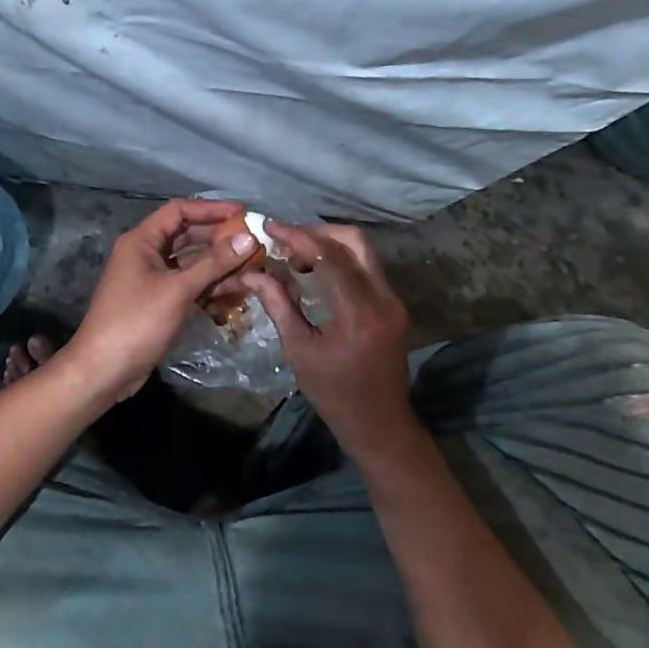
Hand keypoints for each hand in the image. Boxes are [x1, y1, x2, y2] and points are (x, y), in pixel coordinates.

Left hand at [63, 199, 258, 399]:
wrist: (104, 371)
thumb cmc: (137, 321)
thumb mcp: (178, 289)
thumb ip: (214, 262)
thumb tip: (248, 238)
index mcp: (142, 241)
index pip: (179, 210)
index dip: (211, 208)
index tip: (242, 212)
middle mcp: (146, 253)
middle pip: (187, 233)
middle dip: (219, 235)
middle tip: (252, 238)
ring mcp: (152, 277)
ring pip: (190, 259)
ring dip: (218, 260)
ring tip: (250, 261)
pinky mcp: (159, 299)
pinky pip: (189, 281)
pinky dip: (209, 281)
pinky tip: (234, 286)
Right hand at [243, 222, 413, 453]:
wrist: (379, 421)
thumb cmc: (332, 393)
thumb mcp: (299, 351)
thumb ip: (279, 305)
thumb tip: (252, 272)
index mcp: (357, 313)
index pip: (328, 257)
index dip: (297, 237)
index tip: (270, 226)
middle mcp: (383, 298)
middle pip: (355, 242)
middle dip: (318, 233)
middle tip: (287, 241)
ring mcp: (394, 300)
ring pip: (365, 252)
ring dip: (331, 245)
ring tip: (298, 257)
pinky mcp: (396, 304)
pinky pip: (369, 270)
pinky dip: (343, 262)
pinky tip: (319, 272)